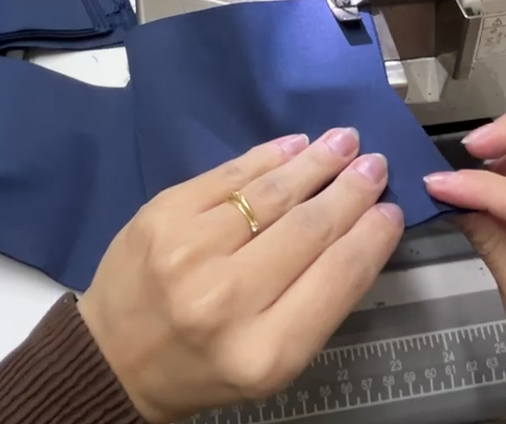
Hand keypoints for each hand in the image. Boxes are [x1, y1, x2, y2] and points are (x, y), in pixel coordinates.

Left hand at [77, 128, 403, 421]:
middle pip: (306, 229)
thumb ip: (314, 301)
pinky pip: (229, 174)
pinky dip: (267, 156)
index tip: (391, 210)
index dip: (370, 238)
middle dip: (348, 192)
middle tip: (375, 163)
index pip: (335, 279)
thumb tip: (358, 230)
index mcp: (263, 352)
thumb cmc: (203, 362)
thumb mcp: (269, 359)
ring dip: (314, 163)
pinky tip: (296, 144)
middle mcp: (227, 299)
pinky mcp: (164, 212)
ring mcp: (190, 249)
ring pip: (270, 193)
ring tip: (344, 141)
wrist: (115, 353)